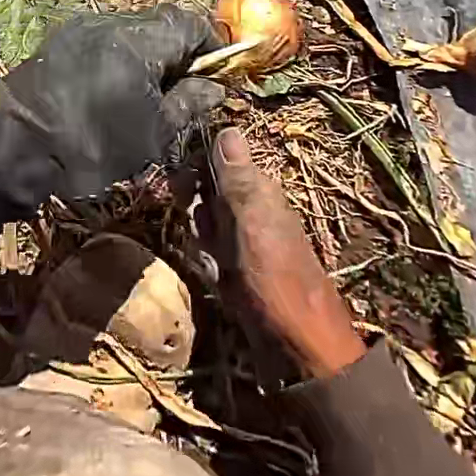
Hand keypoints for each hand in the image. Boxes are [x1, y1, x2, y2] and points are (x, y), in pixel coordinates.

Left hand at [0, 5, 226, 244]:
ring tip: (151, 94)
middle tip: (187, 88)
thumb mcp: (149, 135)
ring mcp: (83, 28)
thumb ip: (189, 103)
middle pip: (164, 22)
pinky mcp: (62, 41)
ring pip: (137, 31)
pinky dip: (125, 57)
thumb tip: (216, 87)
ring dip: (154, 54)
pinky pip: (109, 40)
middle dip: (183, 50)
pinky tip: (117, 91)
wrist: (0, 150)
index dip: (211, 45)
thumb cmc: (85, 147)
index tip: (217, 74)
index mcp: (140, 40)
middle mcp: (113, 22)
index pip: (192, 22)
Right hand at [203, 127, 366, 383]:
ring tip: (214, 259)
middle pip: (209, 191)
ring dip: (201, 237)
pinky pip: (210, 254)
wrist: (299, 346)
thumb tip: (227, 129)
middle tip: (202, 230)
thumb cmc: (276, 278)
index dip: (196, 167)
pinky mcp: (238, 271)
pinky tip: (214, 276)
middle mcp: (253, 210)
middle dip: (195, 207)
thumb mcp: (253, 221)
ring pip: (206, 223)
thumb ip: (237, 179)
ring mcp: (246, 241)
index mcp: (260, 191)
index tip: (176, 183)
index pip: (221, 159)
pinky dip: (207, 262)